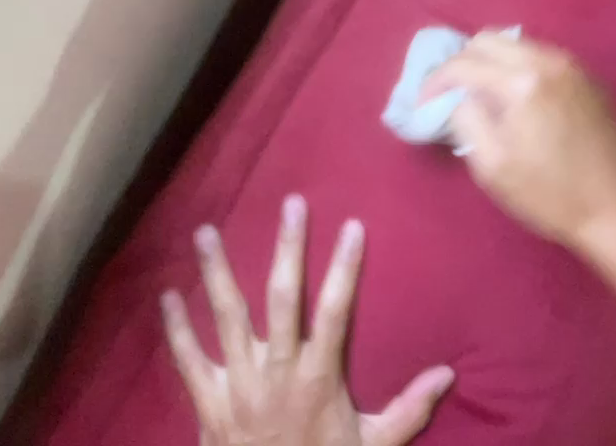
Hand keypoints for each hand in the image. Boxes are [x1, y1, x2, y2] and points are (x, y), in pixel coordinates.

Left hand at [163, 195, 454, 445]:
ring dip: (216, 272)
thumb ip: (409, 410)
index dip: (345, 268)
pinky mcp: (206, 403)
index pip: (335, 311)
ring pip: (227, 318)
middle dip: (288, 250)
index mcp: (317, 378)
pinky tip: (167, 295)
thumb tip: (449, 373)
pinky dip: (176, 328)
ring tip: (206, 231)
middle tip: (292, 205)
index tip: (353, 226)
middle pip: (282, 299)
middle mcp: (275, 372)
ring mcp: (236, 386)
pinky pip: (187, 361)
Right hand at [430, 32, 615, 250]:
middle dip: (462, 62)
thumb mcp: (493, 166)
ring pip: (517, 44)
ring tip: (482, 97)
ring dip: (491, 63)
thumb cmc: (552, 195)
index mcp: (521, 81)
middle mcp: (547, 59)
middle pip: (488, 39)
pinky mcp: (588, 77)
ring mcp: (572, 65)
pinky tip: (518, 101)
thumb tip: (457, 97)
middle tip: (451, 95)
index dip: (435, 83)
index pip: (462, 64)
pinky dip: (519, 68)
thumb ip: (466, 120)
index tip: (424, 105)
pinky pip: (542, 57)